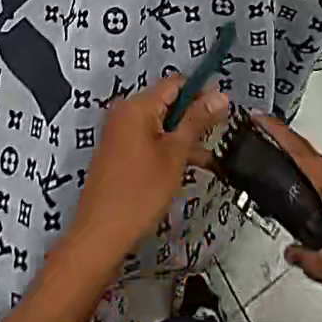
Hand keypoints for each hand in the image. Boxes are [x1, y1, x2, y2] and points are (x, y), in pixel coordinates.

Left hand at [69, 78, 227, 249]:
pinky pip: (148, 138)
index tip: (223, 110)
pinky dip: (166, 147)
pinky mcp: (118, 151)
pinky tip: (186, 167)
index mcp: (137, 106)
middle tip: (217, 134)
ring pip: (160, 123)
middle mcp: (125, 112)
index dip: (202, 92)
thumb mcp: (176, 154)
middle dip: (193, 117)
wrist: (99, 237)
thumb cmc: (139, 193)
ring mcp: (119, 132)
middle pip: (168, 102)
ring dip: (183, 136)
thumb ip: (198, 120)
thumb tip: (221, 95)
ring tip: (208, 157)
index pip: (176, 83)